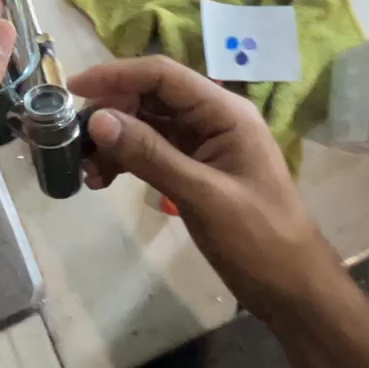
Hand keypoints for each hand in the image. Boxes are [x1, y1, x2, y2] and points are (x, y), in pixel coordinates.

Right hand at [71, 56, 332, 317]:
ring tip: (86, 169)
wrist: (294, 293)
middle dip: (110, 111)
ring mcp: (202, 143)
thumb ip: (150, 154)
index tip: (74, 88)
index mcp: (225, 112)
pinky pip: (149, 150)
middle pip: (149, 95)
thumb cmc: (260, 241)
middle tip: (75, 139)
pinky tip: (102, 180)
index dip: (116, 75)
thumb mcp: (203, 197)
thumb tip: (97, 119)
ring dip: (112, 140)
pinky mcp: (192, 168)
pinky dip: (123, 160)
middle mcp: (212, 118)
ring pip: (145, 123)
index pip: (163, 75)